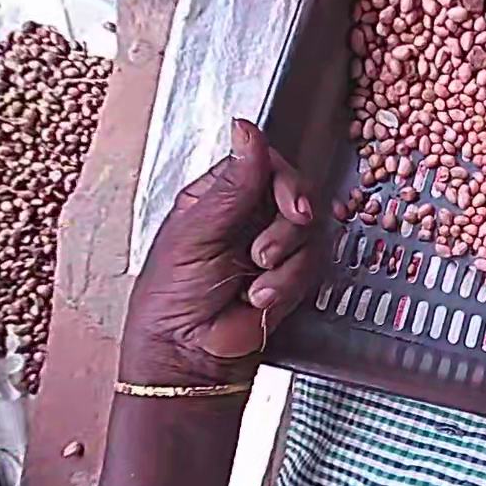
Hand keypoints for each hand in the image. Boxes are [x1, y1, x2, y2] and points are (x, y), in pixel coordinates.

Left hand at [118, 119, 319, 387]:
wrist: (189, 355)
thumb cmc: (173, 295)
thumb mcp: (197, 232)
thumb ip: (234, 184)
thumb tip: (247, 130)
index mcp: (220, 197)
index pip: (265, 165)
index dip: (282, 178)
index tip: (287, 200)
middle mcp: (250, 216)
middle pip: (295, 194)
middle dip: (288, 220)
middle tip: (269, 246)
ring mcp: (273, 246)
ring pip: (308, 230)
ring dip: (283, 258)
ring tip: (254, 278)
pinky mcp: (291, 275)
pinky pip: (311, 264)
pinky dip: (287, 283)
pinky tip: (259, 297)